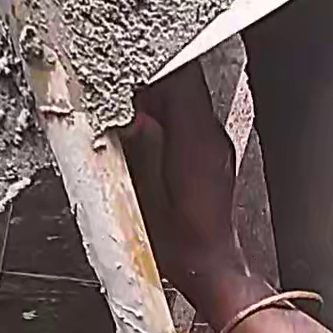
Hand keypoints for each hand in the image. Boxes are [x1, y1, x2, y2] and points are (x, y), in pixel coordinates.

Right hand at [122, 68, 265, 322]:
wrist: (209, 265)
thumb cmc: (179, 244)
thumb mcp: (146, 197)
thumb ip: (139, 151)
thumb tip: (131, 117)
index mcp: (195, 141)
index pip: (181, 77)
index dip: (150, 67)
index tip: (124, 71)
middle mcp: (210, 136)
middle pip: (183, 84)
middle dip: (148, 83)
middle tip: (118, 94)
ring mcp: (213, 144)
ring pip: (185, 102)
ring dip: (156, 102)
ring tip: (129, 116)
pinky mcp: (210, 155)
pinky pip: (187, 122)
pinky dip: (166, 120)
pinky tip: (146, 138)